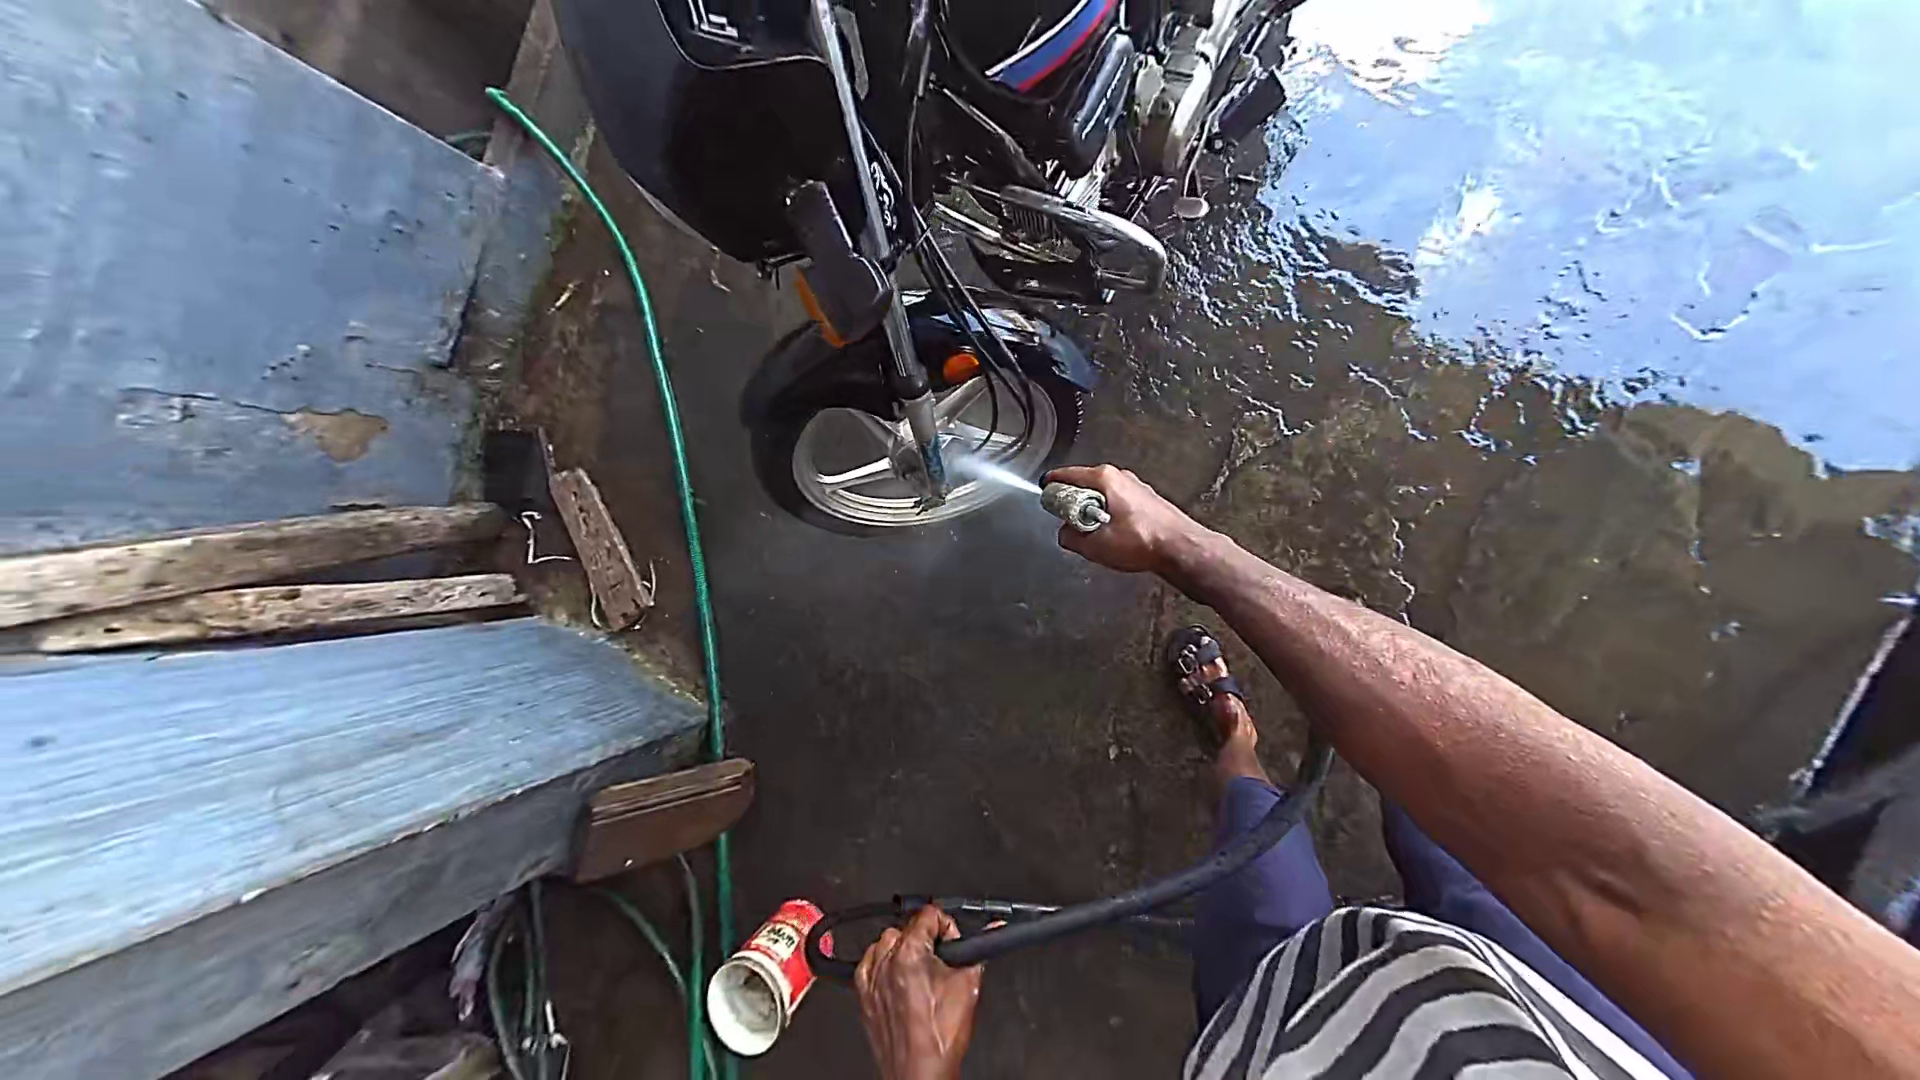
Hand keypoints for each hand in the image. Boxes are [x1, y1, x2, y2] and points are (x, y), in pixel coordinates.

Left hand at [854, 906, 983, 1079]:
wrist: (920, 1075)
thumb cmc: (940, 1039)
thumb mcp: (969, 986)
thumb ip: (977, 950)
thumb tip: (992, 930)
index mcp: (910, 953)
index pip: (929, 914)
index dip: (946, 925)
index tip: (952, 940)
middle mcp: (887, 960)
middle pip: (908, 926)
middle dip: (927, 937)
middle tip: (941, 957)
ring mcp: (872, 977)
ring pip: (887, 941)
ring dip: (904, 948)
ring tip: (921, 968)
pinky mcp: (864, 994)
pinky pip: (870, 962)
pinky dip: (883, 963)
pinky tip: (898, 977)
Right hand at [1046, 464, 1209, 575]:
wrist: (1181, 548)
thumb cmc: (1145, 541)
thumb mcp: (1093, 545)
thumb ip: (1070, 537)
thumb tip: (1065, 534)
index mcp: (1104, 479)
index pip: (1065, 476)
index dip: (1052, 489)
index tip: (1047, 500)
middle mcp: (1120, 477)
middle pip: (1082, 485)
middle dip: (1072, 505)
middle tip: (1070, 525)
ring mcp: (1134, 487)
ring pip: (1100, 495)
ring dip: (1092, 512)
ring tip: (1096, 536)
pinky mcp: (1144, 500)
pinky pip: (1116, 503)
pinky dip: (1109, 516)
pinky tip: (1115, 537)